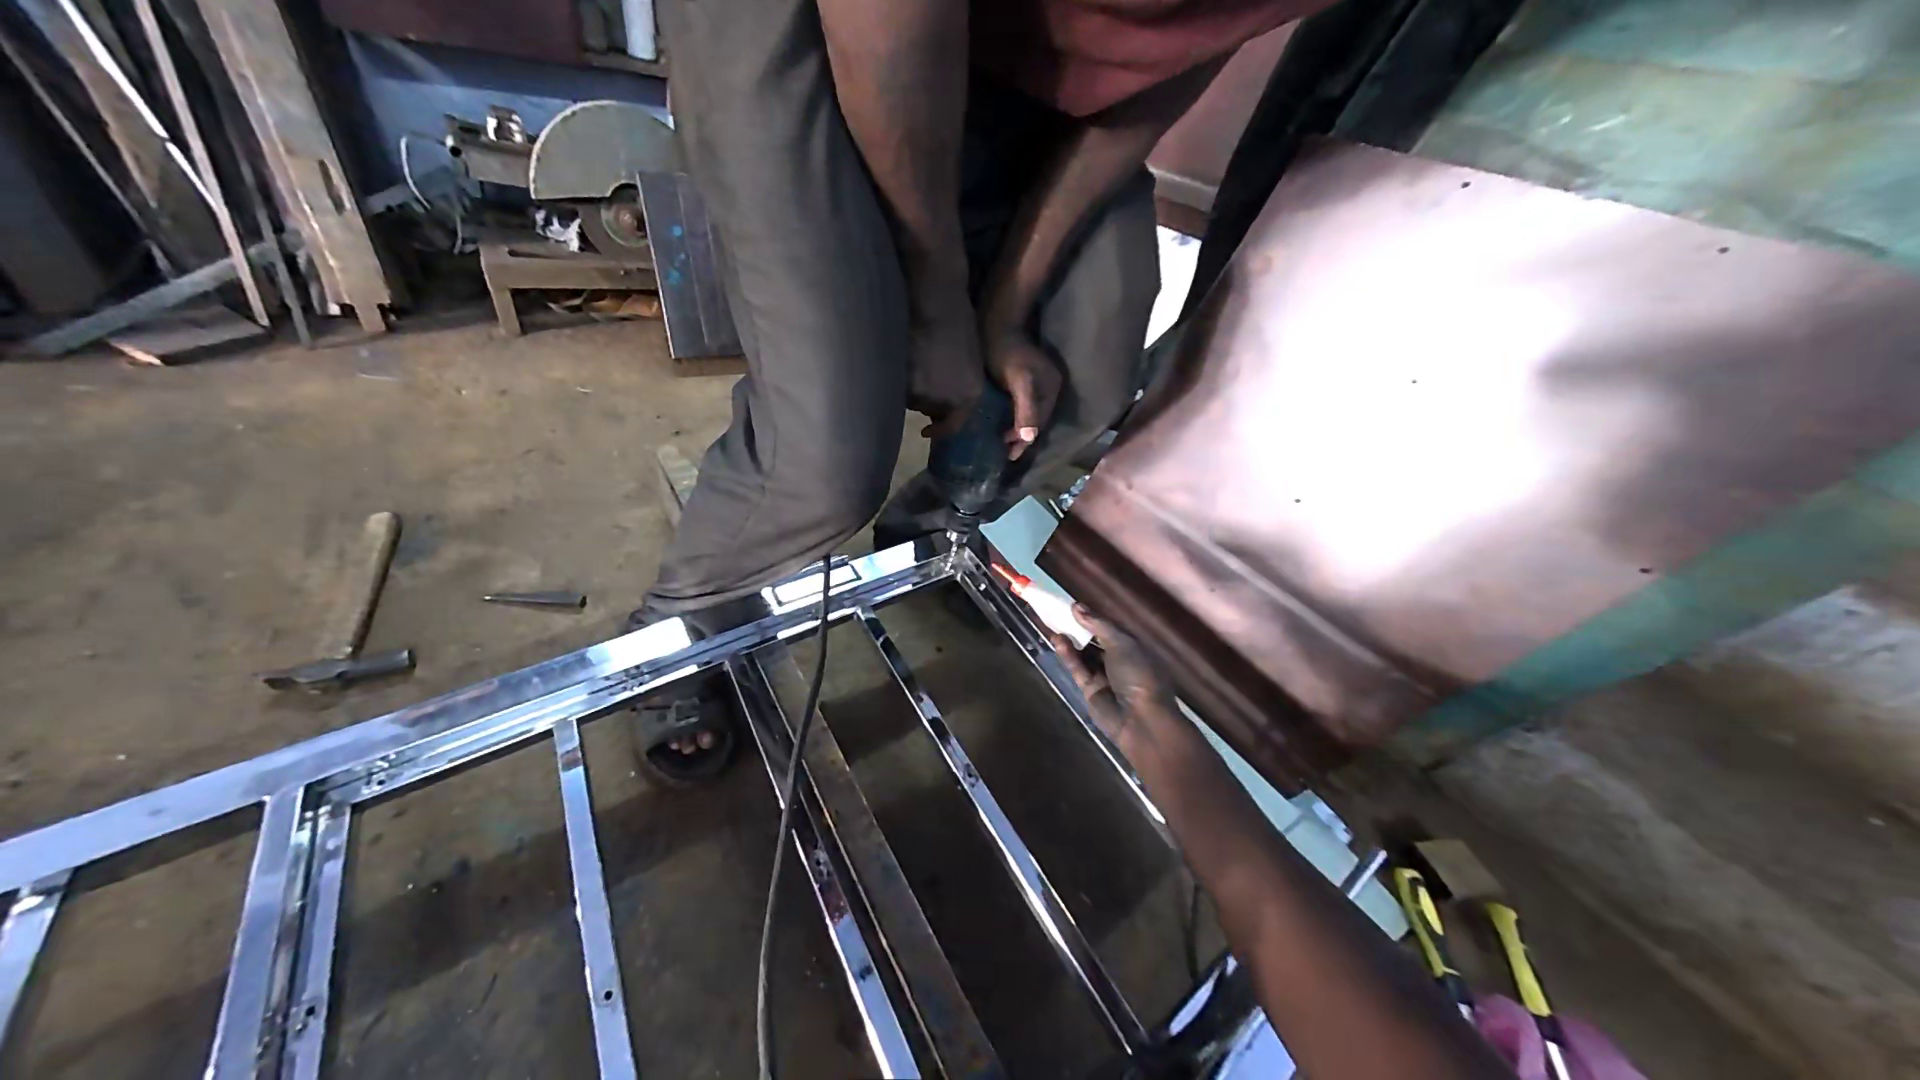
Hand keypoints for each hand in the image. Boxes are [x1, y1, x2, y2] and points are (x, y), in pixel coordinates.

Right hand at [907, 304, 985, 437]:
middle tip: (920, 376)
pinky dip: (899, 378)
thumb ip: (960, 387)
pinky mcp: (905, 386)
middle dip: (924, 398)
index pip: (952, 425)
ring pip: (912, 399)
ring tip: (914, 361)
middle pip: (929, 410)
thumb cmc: (959, 325)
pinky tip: (903, 358)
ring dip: (911, 387)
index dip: (938, 429)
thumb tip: (942, 403)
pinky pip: (898, 388)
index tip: (926, 431)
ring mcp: (925, 396)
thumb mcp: (970, 363)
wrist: (939, 307)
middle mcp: (948, 402)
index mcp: (970, 397)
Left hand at [984, 329, 1060, 460]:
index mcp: (1052, 390)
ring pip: (1029, 413)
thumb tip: (1030, 438)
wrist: (997, 321)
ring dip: (1017, 428)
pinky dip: (1012, 416)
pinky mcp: (1023, 378)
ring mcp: (1037, 382)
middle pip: (1036, 420)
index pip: (1040, 424)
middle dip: (1022, 437)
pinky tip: (1002, 420)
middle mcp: (1049, 388)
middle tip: (1004, 451)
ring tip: (1002, 440)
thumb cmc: (1006, 351)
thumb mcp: (1019, 381)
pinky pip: (1020, 403)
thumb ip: (1026, 409)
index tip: (1009, 455)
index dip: (1025, 441)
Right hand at [1047, 604, 1176, 747]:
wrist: (1141, 720)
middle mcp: (1120, 660)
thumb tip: (1076, 606)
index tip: (1073, 606)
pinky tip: (1058, 640)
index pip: (1110, 628)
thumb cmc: (1139, 674)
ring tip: (1053, 623)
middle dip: (1079, 628)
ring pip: (1084, 654)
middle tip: (1058, 612)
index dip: (1093, 618)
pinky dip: (1068, 655)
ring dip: (1071, 640)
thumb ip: (1098, 624)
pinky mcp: (1090, 690)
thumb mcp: (1122, 643)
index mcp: (1134, 647)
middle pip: (1095, 641)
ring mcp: (1105, 676)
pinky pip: (1078, 668)